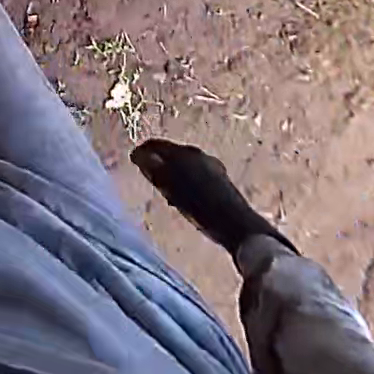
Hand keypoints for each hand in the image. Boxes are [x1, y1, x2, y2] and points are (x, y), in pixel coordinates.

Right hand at [129, 139, 294, 254]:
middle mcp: (198, 154)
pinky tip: (184, 194)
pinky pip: (195, 172)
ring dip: (172, 171)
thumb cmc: (200, 206)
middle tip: (147, 173)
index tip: (133, 160)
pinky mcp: (221, 179)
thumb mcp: (170, 188)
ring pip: (184, 163)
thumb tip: (138, 155)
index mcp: (183, 153)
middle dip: (158, 161)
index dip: (142, 151)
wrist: (240, 228)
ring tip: (164, 187)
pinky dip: (185, 178)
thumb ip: (153, 169)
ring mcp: (212, 166)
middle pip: (171, 153)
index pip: (156, 145)